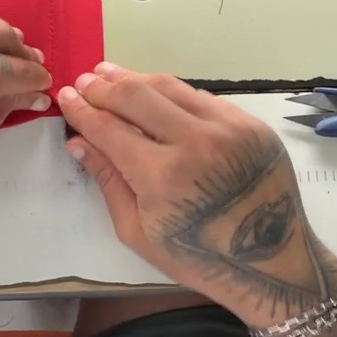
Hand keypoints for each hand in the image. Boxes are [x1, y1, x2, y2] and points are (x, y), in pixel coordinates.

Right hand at [56, 63, 336, 328]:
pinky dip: (171, 93)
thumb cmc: (195, 257)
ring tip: (110, 74)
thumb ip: (107, 180)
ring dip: (134, 79)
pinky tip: (153, 94)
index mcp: (162, 176)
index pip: (108, 128)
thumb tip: (77, 142)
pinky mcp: (250, 124)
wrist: (271, 262)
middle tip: (83, 81)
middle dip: (103, 87)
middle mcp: (196, 142)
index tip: (64, 97)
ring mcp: (228, 128)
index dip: (81, 110)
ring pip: (170, 87)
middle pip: (136, 96)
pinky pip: (201, 97)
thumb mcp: (137, 230)